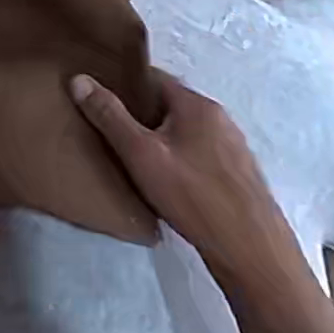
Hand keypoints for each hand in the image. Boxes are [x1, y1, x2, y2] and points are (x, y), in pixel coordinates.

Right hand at [70, 71, 292, 281]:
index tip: (101, 94)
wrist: (254, 255)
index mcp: (196, 103)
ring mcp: (234, 145)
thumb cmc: (193, 197)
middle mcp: (219, 116)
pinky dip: (183, 157)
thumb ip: (110, 117)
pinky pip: (202, 152)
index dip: (125, 83)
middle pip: (170, 104)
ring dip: (163, 137)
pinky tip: (171, 181)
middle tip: (113, 129)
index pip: (153, 77)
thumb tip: (79, 79)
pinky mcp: (241, 174)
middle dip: (142, 113)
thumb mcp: (141, 155)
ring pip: (187, 130)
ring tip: (137, 156)